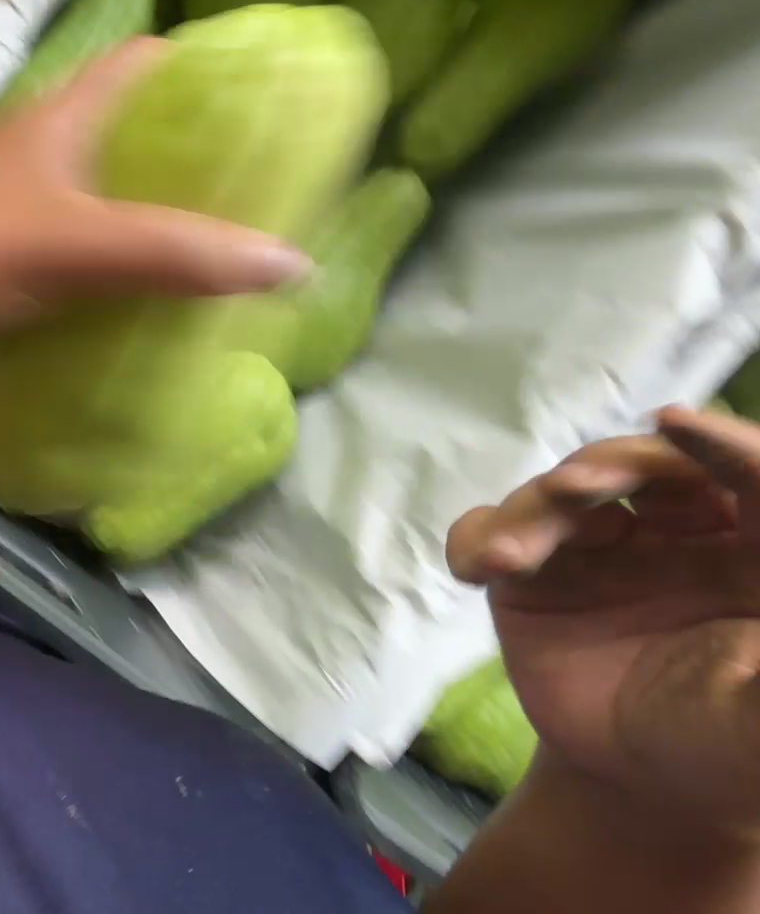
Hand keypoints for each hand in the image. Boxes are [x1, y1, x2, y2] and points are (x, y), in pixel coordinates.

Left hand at [0, 38, 310, 337]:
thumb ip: (176, 254)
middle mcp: (40, 140)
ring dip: (149, 201)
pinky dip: (112, 242)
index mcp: (62, 116)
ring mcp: (17, 189)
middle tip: (250, 185)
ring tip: (210, 233)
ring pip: (101, 179)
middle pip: (131, 124)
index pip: (143, 61)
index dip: (205, 68)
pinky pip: (76, 225)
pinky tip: (140, 276)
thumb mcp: (79, 250)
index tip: (265, 105)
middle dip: (187, 149)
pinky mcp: (3, 234)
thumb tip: (290, 262)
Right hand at [447, 407, 759, 844]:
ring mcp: (599, 554)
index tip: (677, 420)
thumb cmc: (737, 744)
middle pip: (645, 468)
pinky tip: (476, 570)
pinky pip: (489, 534)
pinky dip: (475, 540)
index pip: (753, 476)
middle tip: (574, 489)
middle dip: (607, 468)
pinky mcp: (530, 575)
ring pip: (557, 498)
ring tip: (507, 559)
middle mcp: (684, 539)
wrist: (648, 787)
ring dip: (526, 516)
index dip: (721, 444)